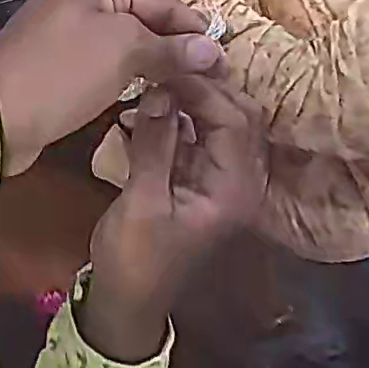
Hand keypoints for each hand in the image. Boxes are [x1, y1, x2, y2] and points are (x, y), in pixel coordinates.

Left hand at [0, 0, 223, 177]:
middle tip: (210, 78)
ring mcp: (71, 24)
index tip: (224, 63)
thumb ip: (170, 48)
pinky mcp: (64, 54)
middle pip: (146, 16)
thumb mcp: (124, 53)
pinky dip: (131, 70)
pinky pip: (109, 56)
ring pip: (129, 39)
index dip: (195, 31)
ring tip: (188, 86)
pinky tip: (151, 89)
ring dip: (155, 61)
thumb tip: (213, 50)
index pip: (163, 0)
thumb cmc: (63, 73)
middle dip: (176, 46)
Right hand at [78, 76, 269, 361]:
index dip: (201, 87)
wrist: (128, 303)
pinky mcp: (202, 178)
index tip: (165, 65)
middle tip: (164, 66)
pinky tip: (154, 105)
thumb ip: (155, 144)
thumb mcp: (141, 203)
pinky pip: (202, 134)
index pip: (233, 118)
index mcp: (234, 188)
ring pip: (222, 120)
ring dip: (194, 97)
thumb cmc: (135, 260)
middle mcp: (240, 179)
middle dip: (204, 86)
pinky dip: (182, 115)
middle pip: (238, 114)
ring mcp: (222, 178)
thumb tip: (160, 88)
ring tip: (157, 79)